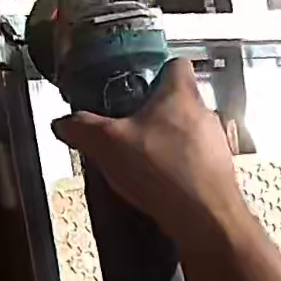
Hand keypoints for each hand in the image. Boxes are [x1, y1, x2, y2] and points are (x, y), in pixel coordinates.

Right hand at [50, 58, 253, 249]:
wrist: (204, 216)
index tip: (137, 87)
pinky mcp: (217, 174)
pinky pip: (194, 165)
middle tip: (128, 134)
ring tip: (140, 167)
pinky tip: (157, 189)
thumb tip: (64, 123)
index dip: (155, 72)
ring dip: (166, 147)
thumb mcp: (109, 144)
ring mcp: (214, 145)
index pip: (174, 64)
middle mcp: (204, 114)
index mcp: (180, 94)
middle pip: (178, 103)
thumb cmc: (163, 170)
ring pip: (187, 135)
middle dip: (154, 117)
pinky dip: (176, 173)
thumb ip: (83, 129)